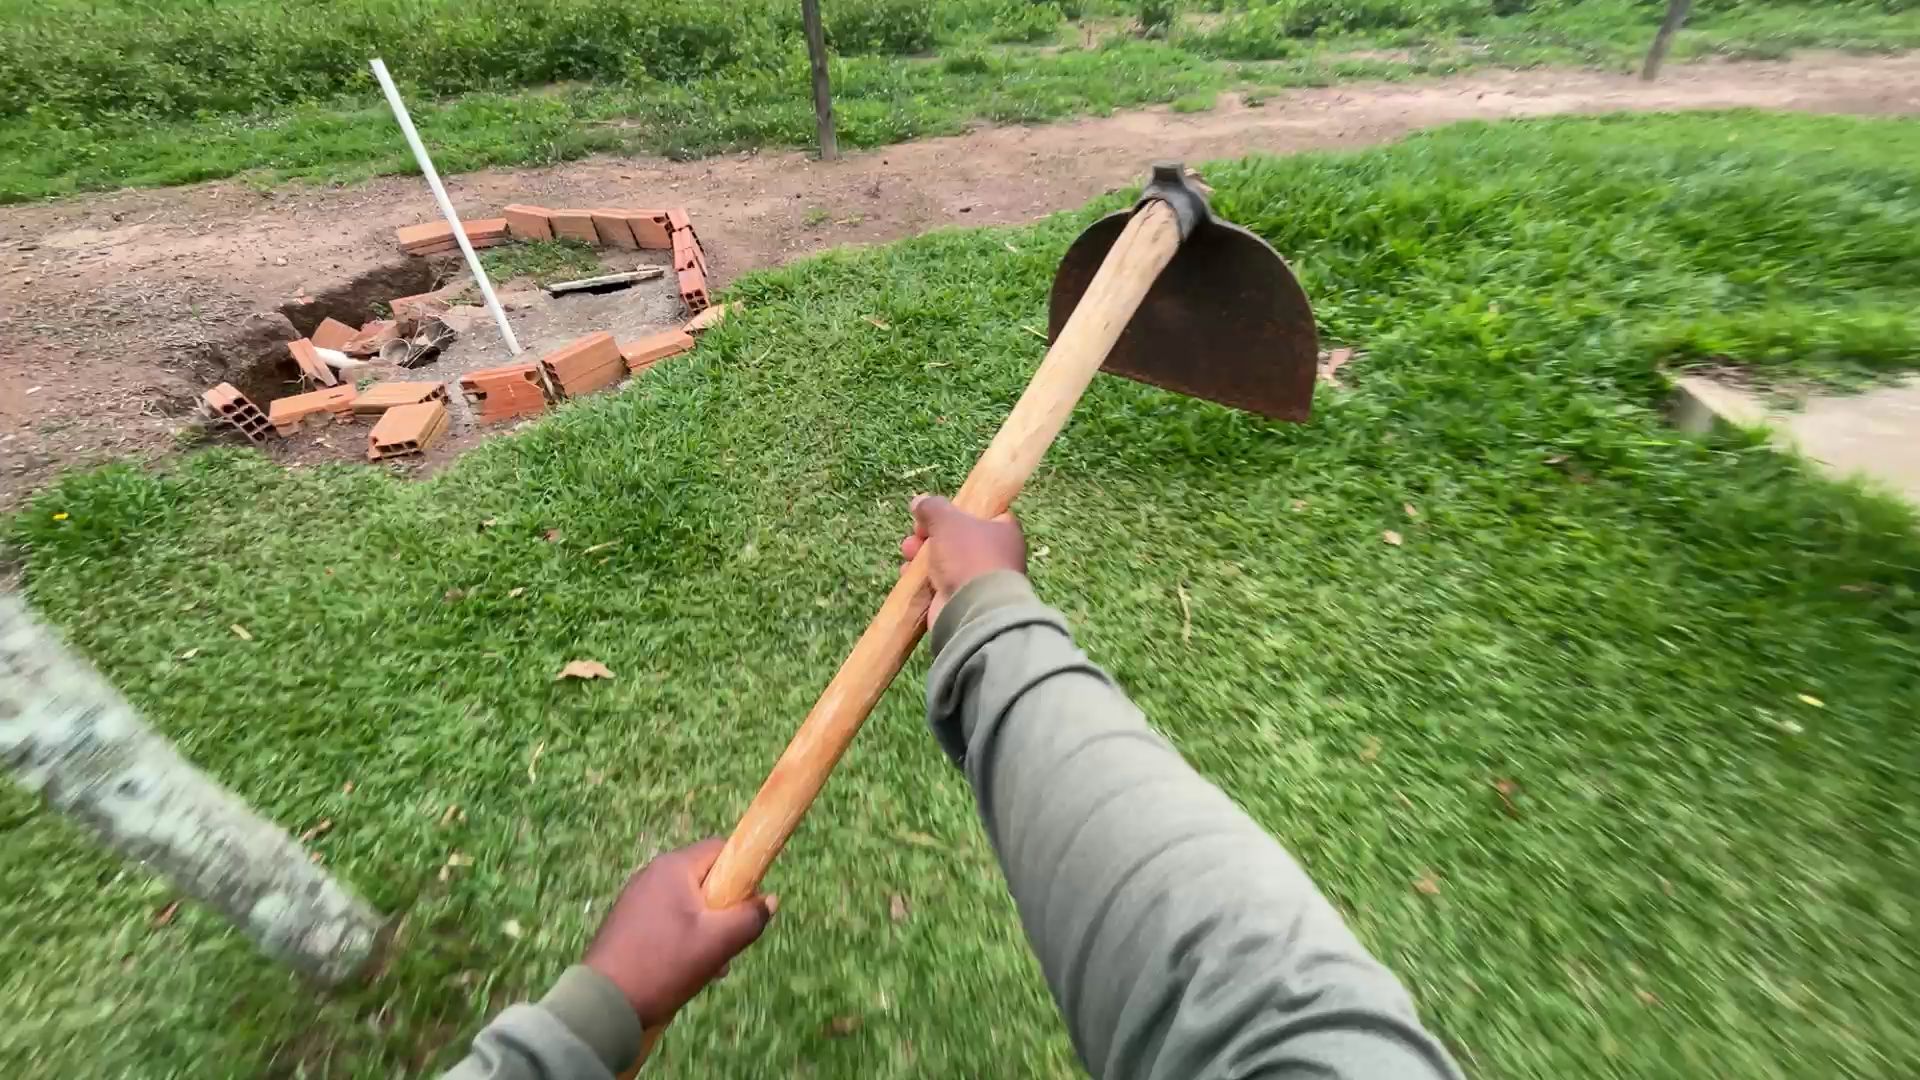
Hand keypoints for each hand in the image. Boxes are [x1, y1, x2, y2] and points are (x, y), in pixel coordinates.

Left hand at [583, 839, 775, 1028]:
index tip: (746, 904)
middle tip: (727, 941)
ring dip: (704, 926)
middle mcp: (653, 873)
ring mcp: (635, 897)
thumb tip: (770, 900)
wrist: (600, 1008)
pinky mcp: (624, 921)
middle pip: (705, 877)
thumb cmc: (664, 964)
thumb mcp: (717, 943)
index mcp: (674, 866)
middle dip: (722, 907)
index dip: (742, 874)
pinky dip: (680, 935)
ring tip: (707, 963)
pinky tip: (683, 967)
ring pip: (686, 901)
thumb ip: (750, 917)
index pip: (722, 849)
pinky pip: (665, 917)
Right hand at [899, 494, 1026, 625]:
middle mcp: (996, 555)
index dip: (954, 510)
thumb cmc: (968, 556)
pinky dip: (922, 578)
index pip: (980, 513)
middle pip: (956, 537)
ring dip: (922, 555)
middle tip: (915, 534)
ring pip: (945, 561)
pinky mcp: (962, 600)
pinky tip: (908, 574)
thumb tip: (919, 501)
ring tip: (907, 553)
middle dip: (929, 534)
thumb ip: (933, 507)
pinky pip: (938, 583)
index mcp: (1003, 530)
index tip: (932, 513)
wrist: (974, 609)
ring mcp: (979, 580)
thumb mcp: (947, 521)